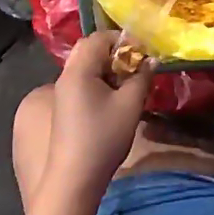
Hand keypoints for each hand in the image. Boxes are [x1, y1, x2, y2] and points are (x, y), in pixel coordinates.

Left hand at [44, 32, 152, 197]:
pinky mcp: (65, 106)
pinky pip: (82, 81)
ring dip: (108, 68)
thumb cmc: (104, 136)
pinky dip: (100, 81)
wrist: (75, 176)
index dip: (122, 40)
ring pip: (86, 66)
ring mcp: (62, 92)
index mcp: (79, 70)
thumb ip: (142, 77)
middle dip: (115, 53)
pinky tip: (115, 99)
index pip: (98, 38)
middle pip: (89, 50)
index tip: (143, 53)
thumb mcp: (130, 105)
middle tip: (136, 67)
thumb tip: (151, 60)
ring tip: (129, 83)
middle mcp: (66, 76)